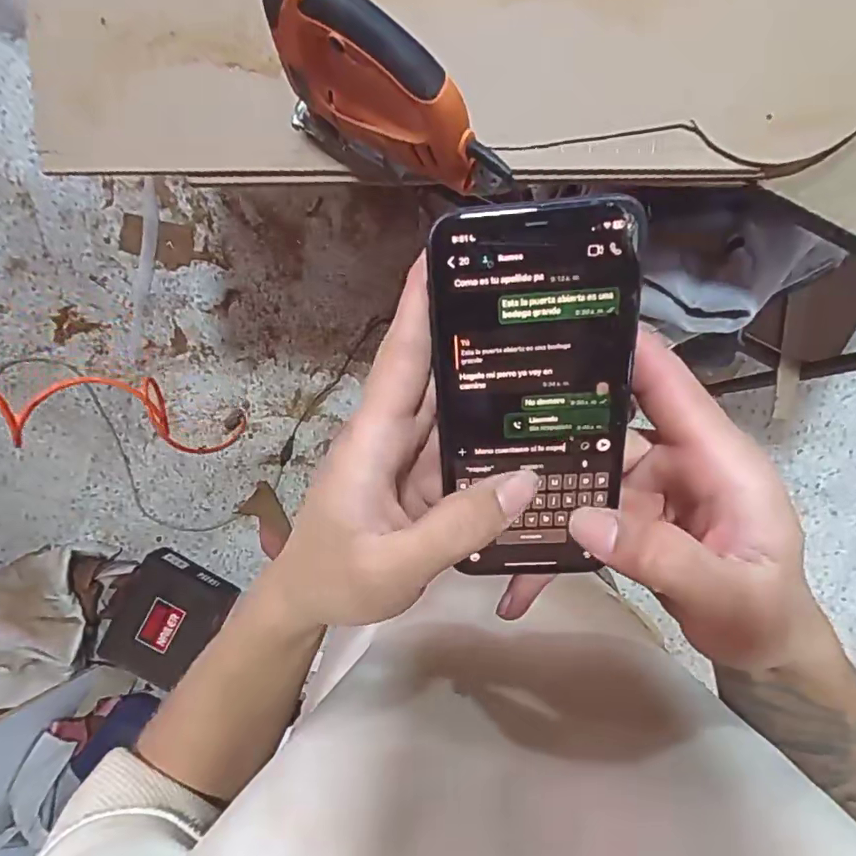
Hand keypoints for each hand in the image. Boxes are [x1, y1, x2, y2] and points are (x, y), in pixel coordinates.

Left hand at [256, 256, 537, 629]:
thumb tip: (526, 480)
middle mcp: (390, 438)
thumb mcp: (392, 564)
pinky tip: (532, 434)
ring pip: (452, 413)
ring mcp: (406, 462)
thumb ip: (457, 527)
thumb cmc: (333, 579)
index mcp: (372, 438)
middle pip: (433, 375)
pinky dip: (492, 442)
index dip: (420, 304)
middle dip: (472, 331)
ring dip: (491, 386)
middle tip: (529, 296)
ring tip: (549, 355)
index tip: (445, 249)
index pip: (400, 357)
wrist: (306, 605)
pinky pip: (460, 455)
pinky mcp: (420, 488)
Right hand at [497, 327, 822, 671]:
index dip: (634, 355)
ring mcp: (650, 497)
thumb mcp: (724, 590)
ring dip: (543, 503)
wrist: (764, 653)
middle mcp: (678, 468)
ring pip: (586, 483)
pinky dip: (551, 553)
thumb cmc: (764, 615)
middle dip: (556, 434)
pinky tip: (516, 582)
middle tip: (491, 427)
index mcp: (718, 462)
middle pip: (610, 435)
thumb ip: (659, 556)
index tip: (582, 323)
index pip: (675, 392)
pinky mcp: (630, 524)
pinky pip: (584, 525)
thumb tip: (581, 520)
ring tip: (488, 510)